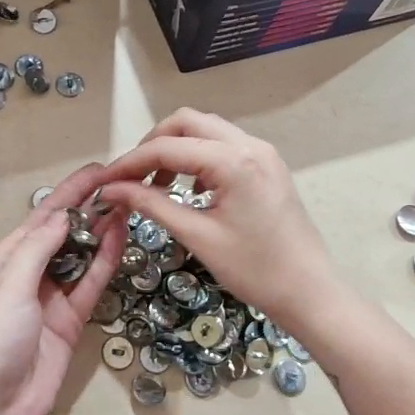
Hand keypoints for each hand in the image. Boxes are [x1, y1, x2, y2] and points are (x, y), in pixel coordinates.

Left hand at [0, 163, 127, 414]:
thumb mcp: (7, 289)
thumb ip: (36, 250)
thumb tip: (61, 215)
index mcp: (5, 261)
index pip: (41, 218)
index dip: (69, 193)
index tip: (97, 171)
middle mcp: (29, 274)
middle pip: (64, 233)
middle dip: (89, 207)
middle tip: (123, 183)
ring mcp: (52, 298)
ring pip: (82, 256)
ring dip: (102, 231)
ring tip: (130, 203)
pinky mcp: (71, 322)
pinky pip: (91, 285)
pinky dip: (106, 262)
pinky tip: (121, 238)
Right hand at [100, 109, 348, 330]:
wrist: (310, 292)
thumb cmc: (255, 270)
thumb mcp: (198, 237)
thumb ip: (152, 205)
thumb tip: (112, 190)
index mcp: (233, 161)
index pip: (167, 148)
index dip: (129, 163)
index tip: (104, 182)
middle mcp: (249, 144)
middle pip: (186, 122)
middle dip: (152, 144)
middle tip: (131, 177)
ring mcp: (263, 152)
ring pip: (206, 129)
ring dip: (176, 148)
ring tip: (155, 184)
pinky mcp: (268, 165)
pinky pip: (224, 145)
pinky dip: (198, 156)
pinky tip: (188, 188)